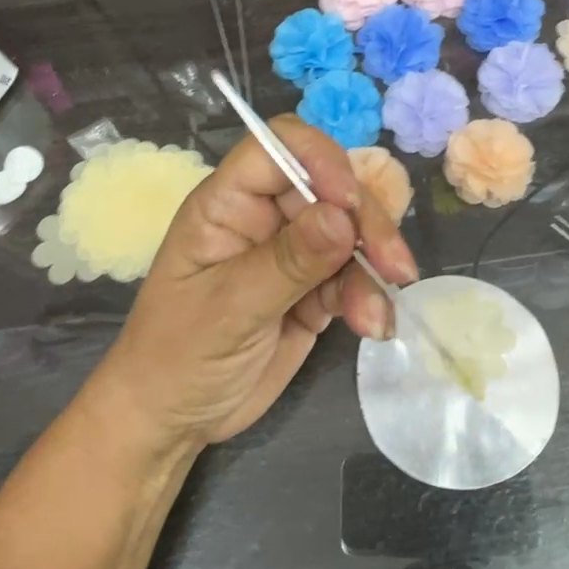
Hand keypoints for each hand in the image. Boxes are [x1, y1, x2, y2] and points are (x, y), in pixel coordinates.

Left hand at [96, 117, 418, 446]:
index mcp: (228, 204)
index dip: (320, 160)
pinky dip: (370, 297)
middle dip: (366, 224)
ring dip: (374, 269)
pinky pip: (354, 277)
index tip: (349, 202)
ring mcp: (292, 253)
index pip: (278, 149)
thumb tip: (343, 217)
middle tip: (394, 268)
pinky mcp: (314, 289)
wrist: (174, 419)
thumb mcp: (230, 307)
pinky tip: (374, 326)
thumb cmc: (177, 356)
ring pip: (351, 235)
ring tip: (378, 318)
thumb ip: (288, 262)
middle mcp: (265, 217)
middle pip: (330, 190)